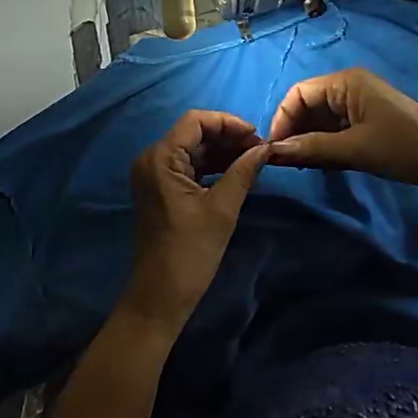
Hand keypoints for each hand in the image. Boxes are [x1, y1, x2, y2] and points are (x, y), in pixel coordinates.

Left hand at [123, 111, 270, 333]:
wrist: (161, 295)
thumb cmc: (190, 252)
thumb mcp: (222, 209)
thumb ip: (243, 172)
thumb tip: (266, 148)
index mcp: (160, 158)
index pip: (195, 121)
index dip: (228, 123)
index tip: (257, 137)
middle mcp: (151, 159)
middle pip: (193, 133)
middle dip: (227, 137)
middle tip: (260, 150)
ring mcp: (153, 174)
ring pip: (192, 149)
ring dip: (222, 151)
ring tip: (254, 161)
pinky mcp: (159, 189)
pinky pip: (187, 166)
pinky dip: (211, 166)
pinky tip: (237, 172)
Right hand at [268, 68, 417, 191]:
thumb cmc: (403, 146)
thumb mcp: (353, 149)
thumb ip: (311, 148)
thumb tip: (272, 152)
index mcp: (344, 82)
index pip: (298, 93)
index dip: (282, 119)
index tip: (274, 150)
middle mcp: (348, 88)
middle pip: (307, 106)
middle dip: (295, 133)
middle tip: (286, 163)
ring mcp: (358, 105)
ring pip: (320, 121)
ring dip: (309, 142)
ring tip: (305, 167)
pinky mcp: (367, 122)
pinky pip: (335, 130)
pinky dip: (325, 146)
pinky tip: (325, 166)